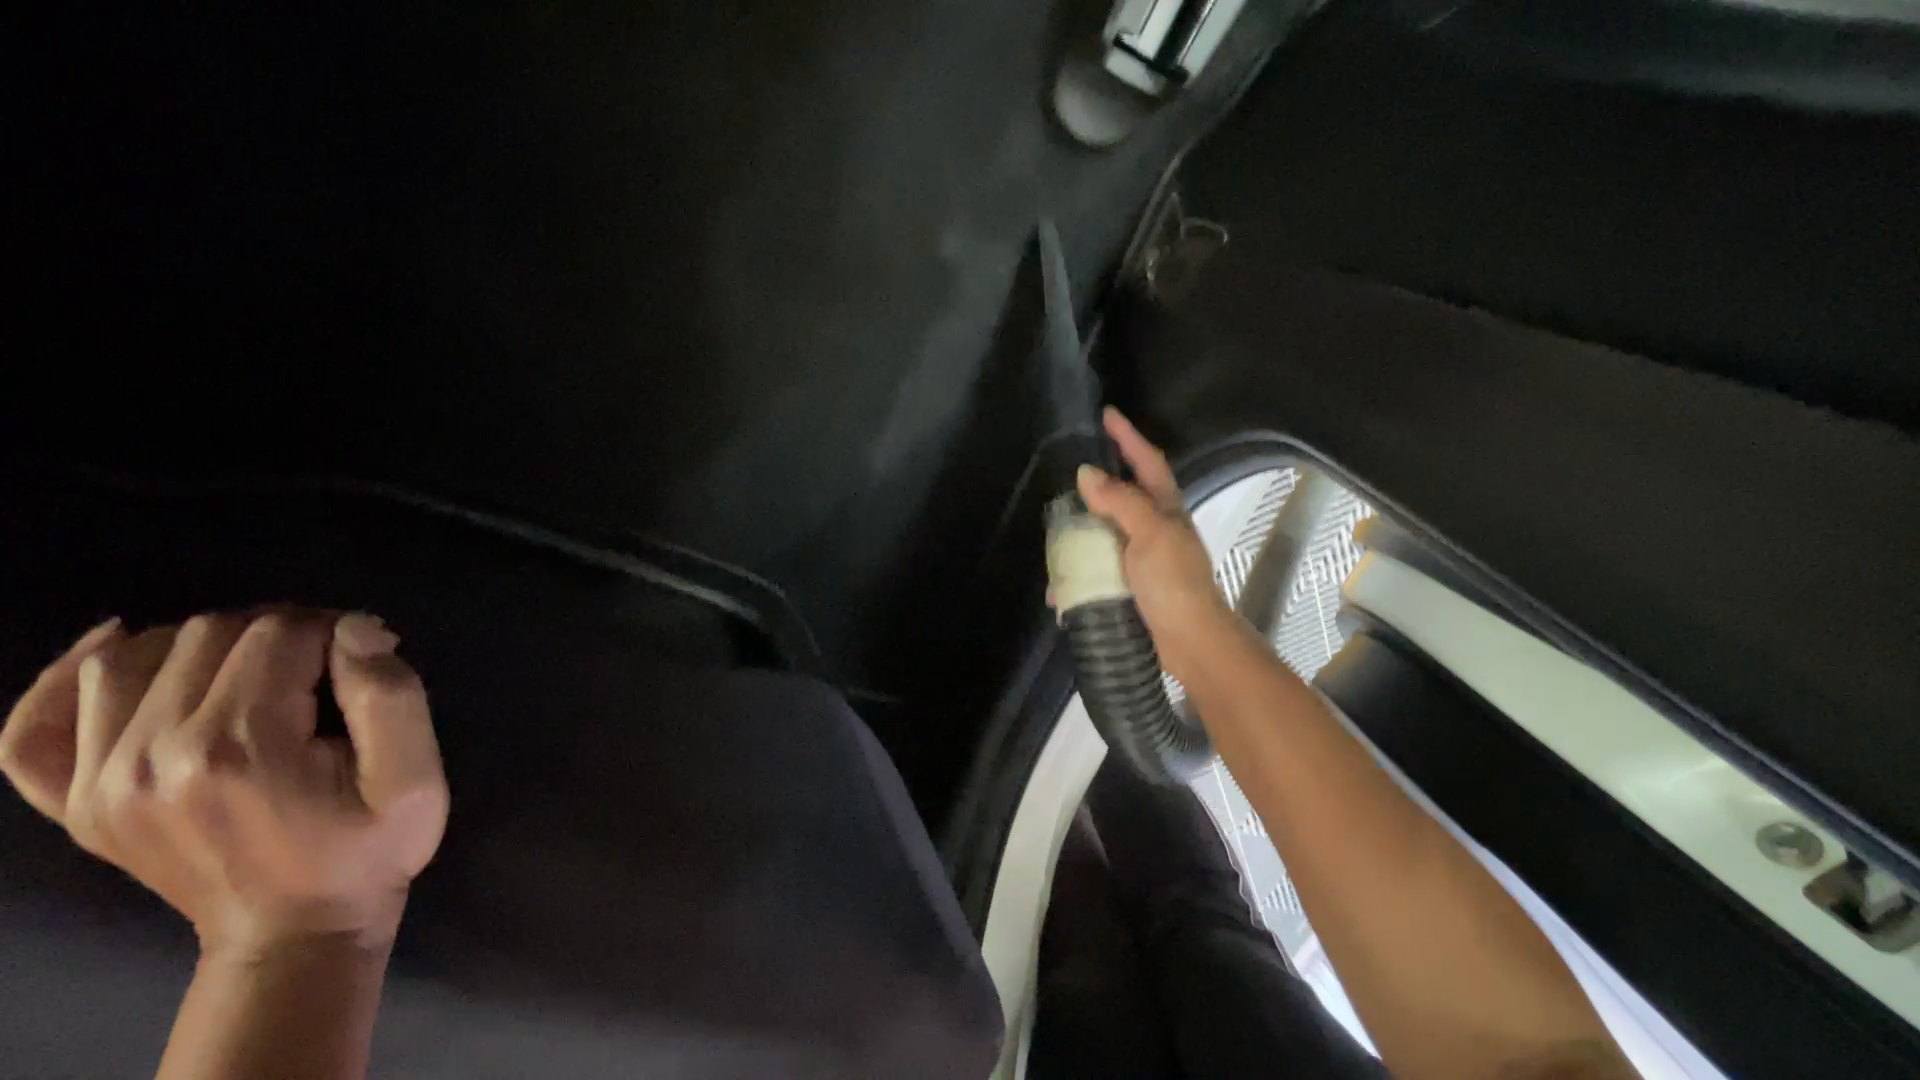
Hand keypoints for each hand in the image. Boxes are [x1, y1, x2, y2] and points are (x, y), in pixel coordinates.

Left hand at [0, 610, 447, 959]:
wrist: (296, 934)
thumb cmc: (368, 852)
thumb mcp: (415, 780)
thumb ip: (391, 695)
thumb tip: (353, 628)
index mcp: (242, 747)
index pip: (279, 632)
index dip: (334, 628)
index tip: (366, 658)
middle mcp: (153, 756)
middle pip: (208, 634)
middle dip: (276, 631)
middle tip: (322, 665)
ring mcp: (101, 783)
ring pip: (131, 659)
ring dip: (200, 645)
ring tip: (252, 671)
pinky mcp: (78, 804)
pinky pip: (37, 726)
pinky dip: (68, 678)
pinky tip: (120, 649)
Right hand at [1076, 407, 1244, 684]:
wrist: (1190, 641)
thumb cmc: (1174, 583)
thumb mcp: (1150, 534)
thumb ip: (1120, 502)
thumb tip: (1087, 474)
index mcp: (1166, 509)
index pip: (1146, 461)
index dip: (1128, 437)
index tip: (1106, 414)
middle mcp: (1154, 528)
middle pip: (1122, 494)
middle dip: (1096, 483)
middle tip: (1065, 474)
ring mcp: (1142, 559)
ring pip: (1104, 533)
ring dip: (1080, 533)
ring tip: (1053, 531)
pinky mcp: (1129, 587)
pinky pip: (1096, 571)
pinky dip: (1077, 575)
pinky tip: (1058, 586)